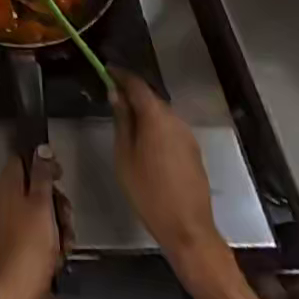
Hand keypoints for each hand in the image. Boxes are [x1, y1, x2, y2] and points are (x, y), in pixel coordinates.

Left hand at [0, 147, 72, 298]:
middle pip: (42, 187)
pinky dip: (58, 241)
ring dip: (62, 224)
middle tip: (62, 213)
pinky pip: (49, 234)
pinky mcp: (30, 244)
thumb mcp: (41, 203)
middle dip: (59, 200)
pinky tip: (60, 253)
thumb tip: (41, 148)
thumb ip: (43, 174)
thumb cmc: (28, 246)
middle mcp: (14, 201)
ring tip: (62, 239)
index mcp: (12, 185)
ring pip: (49, 211)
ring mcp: (21, 223)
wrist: (19, 292)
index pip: (24, 159)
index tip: (58, 173)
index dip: (43, 162)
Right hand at [110, 68, 223, 261]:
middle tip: (112, 95)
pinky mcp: (192, 150)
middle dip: (132, 93)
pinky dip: (155, 125)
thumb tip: (116, 94)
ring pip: (161, 113)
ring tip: (125, 119)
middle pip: (151, 97)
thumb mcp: (124, 155)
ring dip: (144, 110)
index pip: (137, 84)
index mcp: (156, 116)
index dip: (120, 74)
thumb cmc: (148, 192)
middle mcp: (174, 119)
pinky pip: (170, 128)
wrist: (188, 228)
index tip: (106, 70)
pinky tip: (144, 140)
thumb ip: (122, 120)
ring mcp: (187, 134)